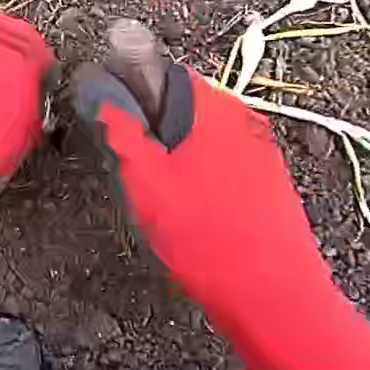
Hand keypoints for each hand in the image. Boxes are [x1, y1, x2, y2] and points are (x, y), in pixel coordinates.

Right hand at [73, 60, 369, 369]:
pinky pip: (221, 164)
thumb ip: (118, 127)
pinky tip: (191, 214)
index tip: (113, 128)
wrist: (274, 297)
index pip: (161, 73)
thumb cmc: (206, 235)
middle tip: (134, 172)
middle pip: (181, 108)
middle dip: (152, 133)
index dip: (129, 96)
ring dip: (174, 158)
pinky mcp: (268, 181)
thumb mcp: (145, 179)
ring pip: (199, 139)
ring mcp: (260, 151)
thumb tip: (94, 85)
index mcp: (214, 107)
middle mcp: (243, 119)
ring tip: (162, 200)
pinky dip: (198, 178)